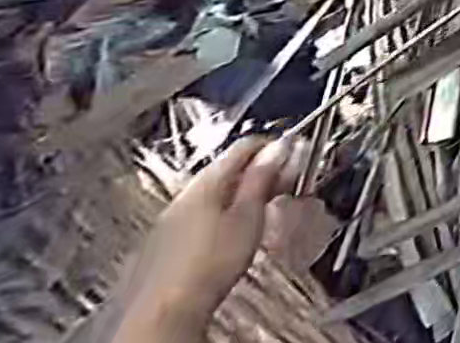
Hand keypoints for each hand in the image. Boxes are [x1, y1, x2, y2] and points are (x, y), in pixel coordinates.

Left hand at [110, 136, 301, 342]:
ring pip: (215, 192)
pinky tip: (235, 230)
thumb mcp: (250, 213)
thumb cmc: (208, 265)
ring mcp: (169, 223)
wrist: (165, 314)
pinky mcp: (164, 246)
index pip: (244, 146)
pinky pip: (201, 215)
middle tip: (288, 180)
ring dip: (244, 192)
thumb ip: (264, 176)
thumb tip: (280, 146)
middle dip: (261, 171)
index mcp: (204, 184)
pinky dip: (225, 212)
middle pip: (229, 168)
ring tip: (266, 205)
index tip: (296, 153)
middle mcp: (182, 198)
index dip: (275, 145)